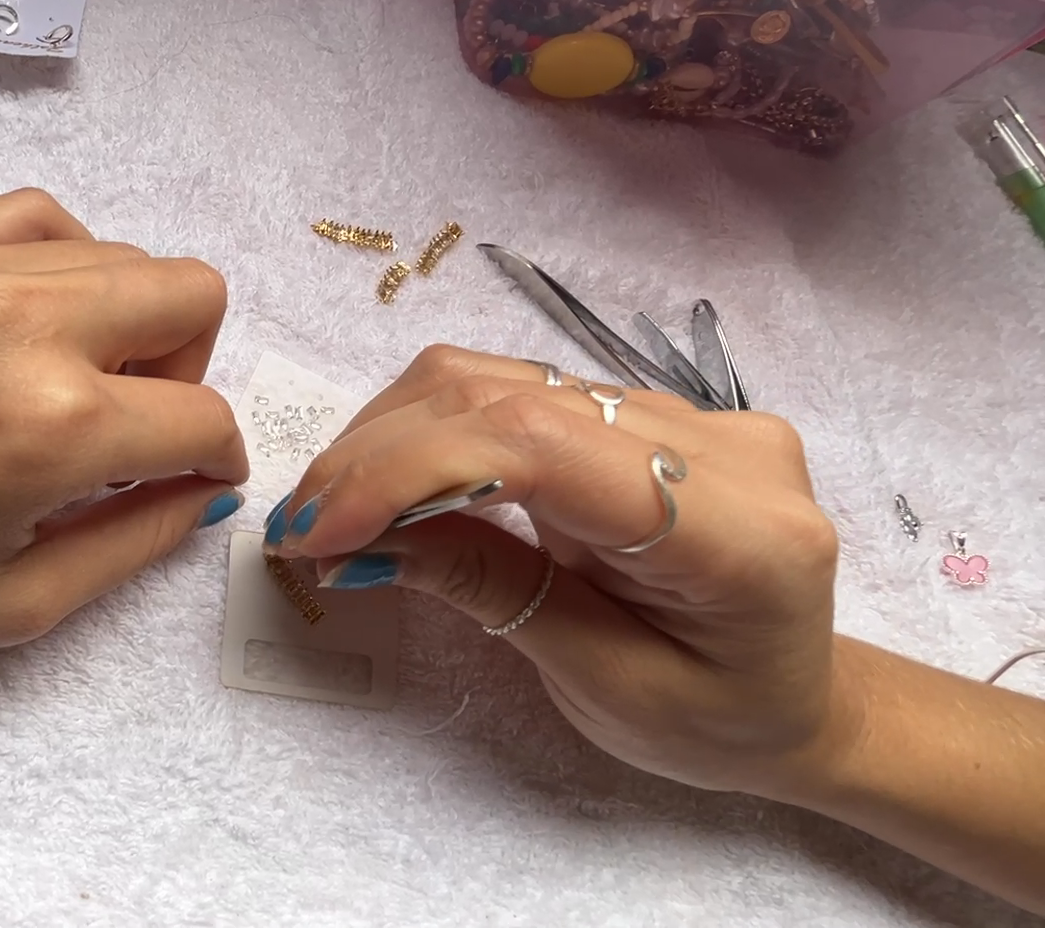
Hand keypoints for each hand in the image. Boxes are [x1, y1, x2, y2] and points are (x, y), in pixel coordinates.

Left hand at [0, 189, 247, 673]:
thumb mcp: (17, 603)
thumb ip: (138, 541)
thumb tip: (205, 489)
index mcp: (54, 426)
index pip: (203, 416)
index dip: (218, 456)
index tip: (198, 477)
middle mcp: (23, 322)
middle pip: (192, 293)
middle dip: (188, 370)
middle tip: (133, 424)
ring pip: (125, 252)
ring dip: (129, 320)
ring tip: (70, 379)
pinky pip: (38, 218)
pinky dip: (66, 265)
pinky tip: (28, 321)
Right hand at [263, 345, 845, 796]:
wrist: (799, 691)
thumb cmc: (714, 719)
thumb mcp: (596, 680)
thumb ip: (481, 587)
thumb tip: (352, 538)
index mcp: (737, 529)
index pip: (534, 447)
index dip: (404, 474)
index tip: (316, 534)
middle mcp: (708, 437)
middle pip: (493, 400)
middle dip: (370, 460)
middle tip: (297, 528)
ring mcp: (665, 405)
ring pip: (478, 377)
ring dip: (379, 436)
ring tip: (326, 504)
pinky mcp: (619, 402)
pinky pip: (491, 386)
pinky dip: (412, 427)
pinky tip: (378, 472)